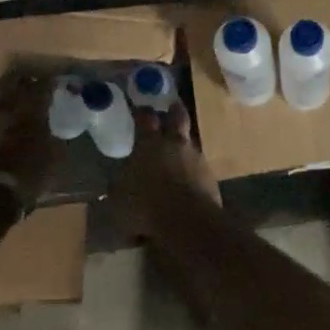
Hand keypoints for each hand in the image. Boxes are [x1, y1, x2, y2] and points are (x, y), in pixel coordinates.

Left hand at [0, 69, 55, 196]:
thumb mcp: (53, 157)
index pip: (42, 85)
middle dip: (22, 79)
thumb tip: (54, 131)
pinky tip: (0, 123)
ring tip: (13, 105)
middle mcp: (4, 106)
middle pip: (11, 80)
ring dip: (4, 97)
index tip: (57, 83)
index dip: (51, 82)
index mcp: (29, 108)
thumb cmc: (27, 174)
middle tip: (31, 84)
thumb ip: (54, 137)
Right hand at [115, 101, 218, 239]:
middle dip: (173, 111)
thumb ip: (120, 183)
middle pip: (177, 118)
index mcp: (150, 143)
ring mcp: (197, 159)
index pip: (145, 117)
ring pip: (190, 142)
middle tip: (170, 107)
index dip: (141, 112)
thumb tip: (121, 179)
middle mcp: (176, 144)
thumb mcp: (118, 198)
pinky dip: (192, 168)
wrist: (189, 222)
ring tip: (178, 149)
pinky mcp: (211, 177)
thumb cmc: (146, 206)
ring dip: (184, 143)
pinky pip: (199, 166)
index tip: (139, 109)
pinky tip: (187, 177)